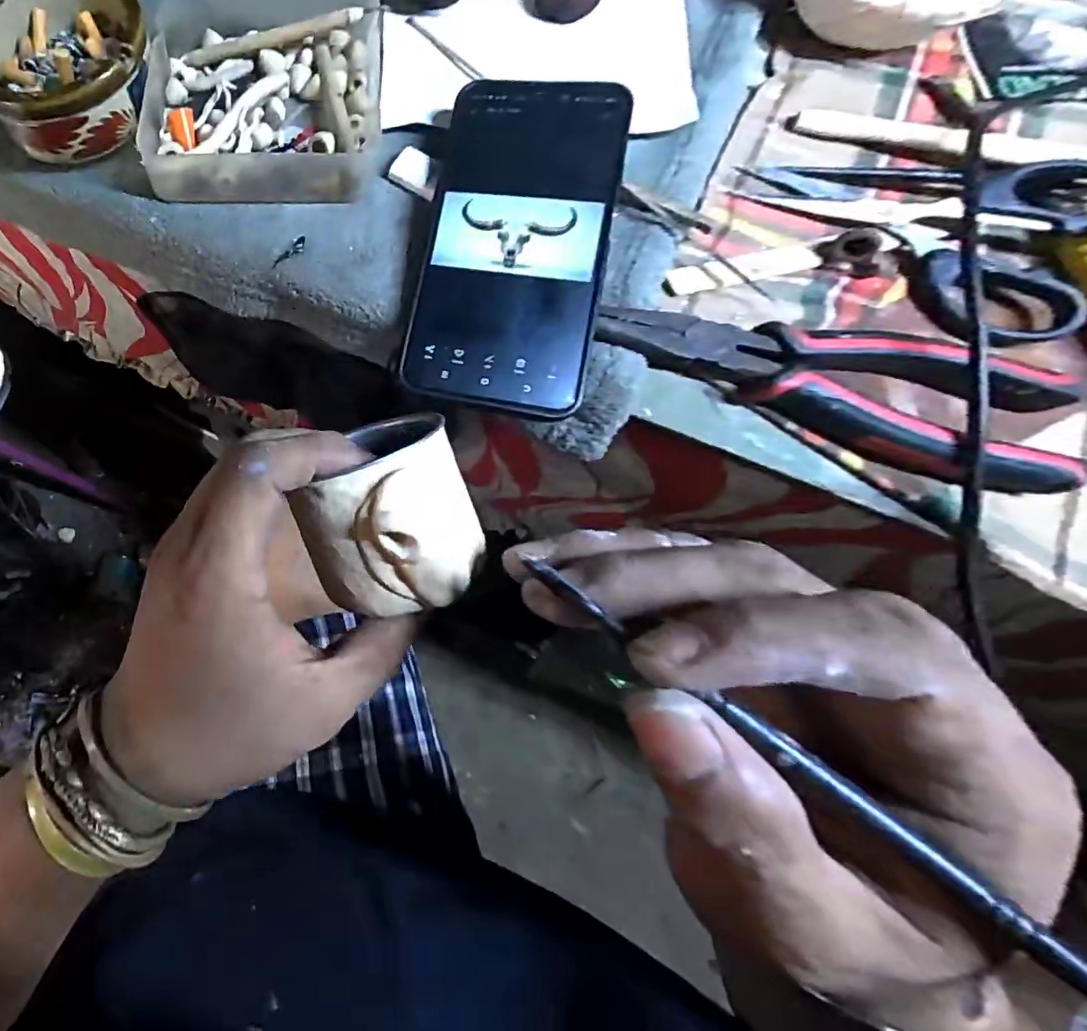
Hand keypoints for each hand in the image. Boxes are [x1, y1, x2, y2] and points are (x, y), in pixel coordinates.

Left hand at [101, 431, 420, 805]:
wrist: (144, 751)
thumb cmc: (230, 731)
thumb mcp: (324, 702)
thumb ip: (380, 646)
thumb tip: (420, 605)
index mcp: (219, 569)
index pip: (256, 469)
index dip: (313, 449)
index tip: (364, 462)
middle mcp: (187, 543)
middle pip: (239, 458)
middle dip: (303, 450)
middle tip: (358, 469)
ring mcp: (173, 549)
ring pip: (225, 476)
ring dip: (282, 470)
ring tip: (338, 486)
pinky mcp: (172, 561)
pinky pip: (217, 505)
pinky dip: (260, 497)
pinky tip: (301, 522)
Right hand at [504, 530, 1080, 1029]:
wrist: (836, 924)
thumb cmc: (848, 940)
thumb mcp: (813, 924)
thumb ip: (751, 829)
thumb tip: (652, 708)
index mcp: (969, 750)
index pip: (885, 645)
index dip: (761, 634)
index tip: (646, 663)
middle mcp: (891, 669)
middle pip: (777, 581)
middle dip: (658, 584)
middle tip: (557, 599)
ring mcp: (810, 639)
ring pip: (717, 561)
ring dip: (616, 560)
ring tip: (531, 573)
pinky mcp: (740, 633)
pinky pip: (677, 573)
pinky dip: (606, 562)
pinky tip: (548, 566)